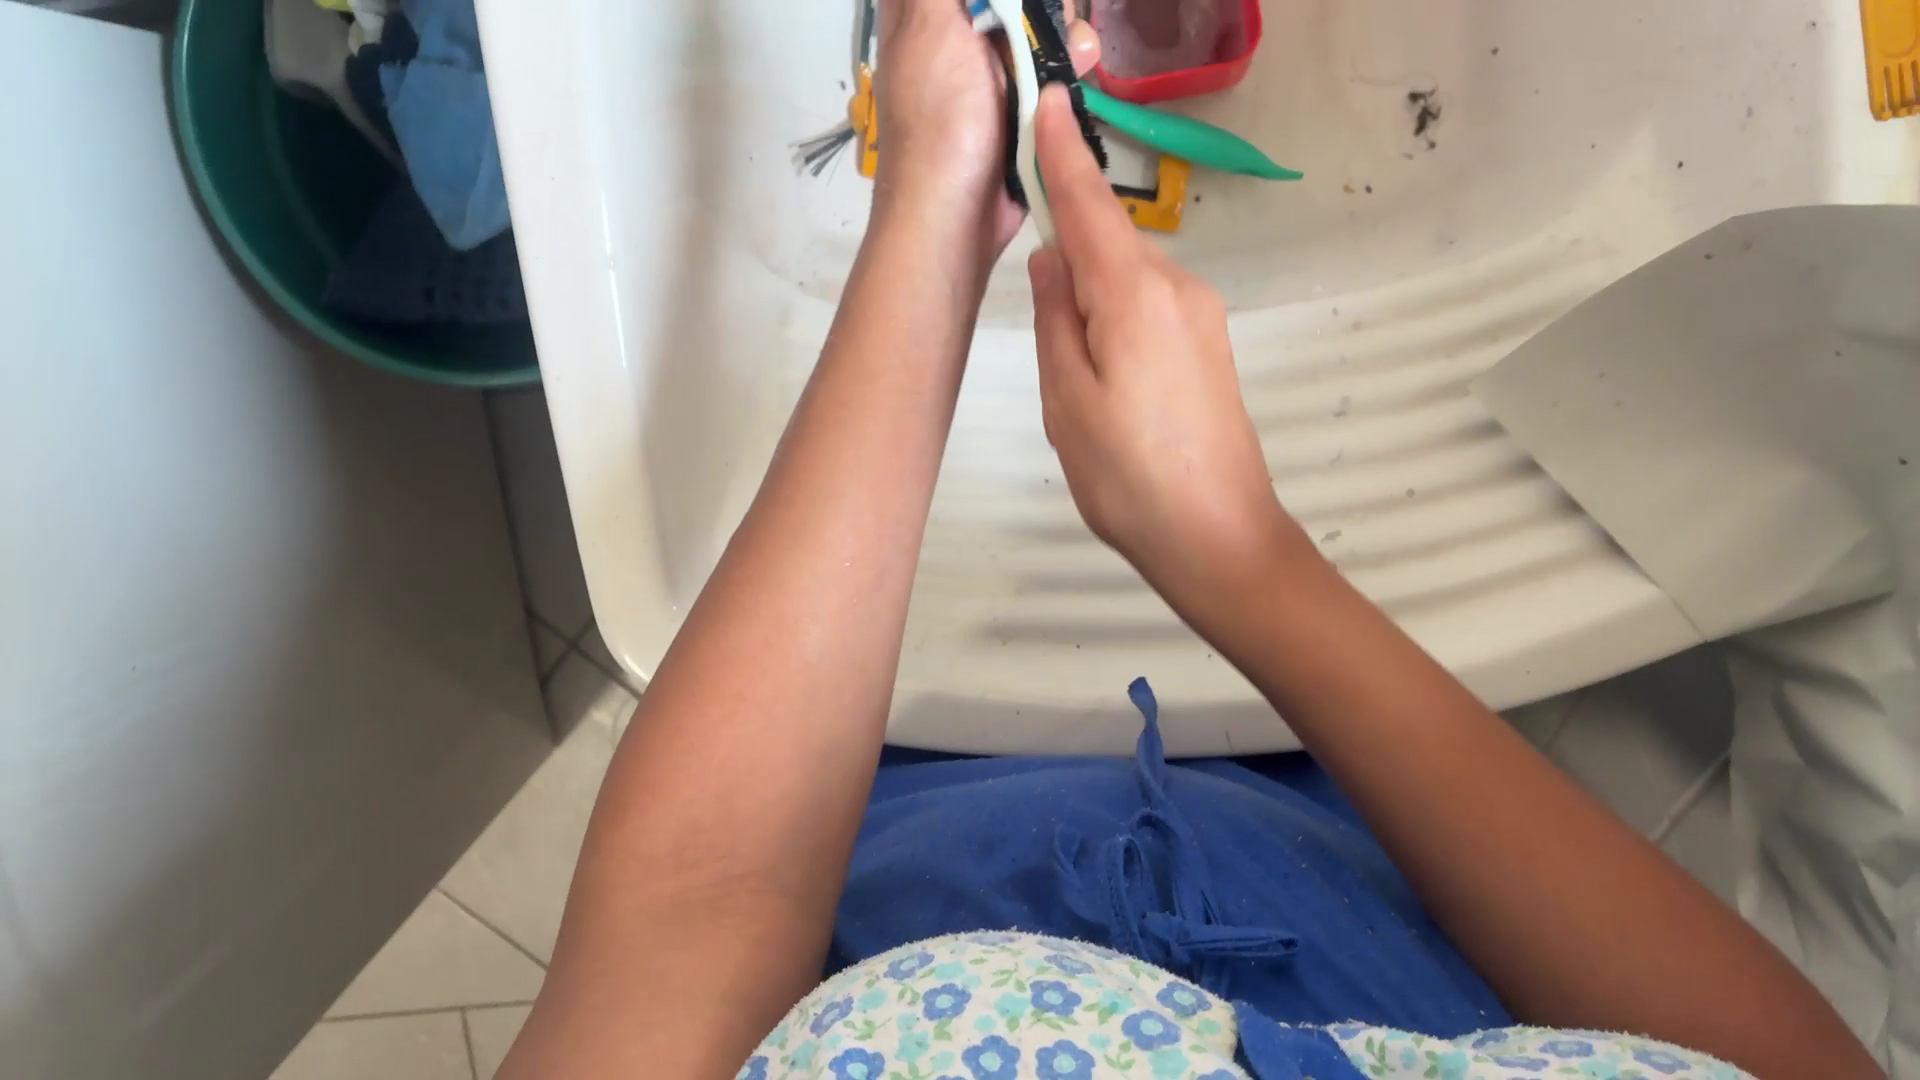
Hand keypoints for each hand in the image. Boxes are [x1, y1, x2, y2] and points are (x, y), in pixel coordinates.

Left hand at [872, 0, 1098, 253]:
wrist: (954, 218)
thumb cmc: (938, 118)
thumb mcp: (931, 22)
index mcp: (920, 13)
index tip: (1014, 0)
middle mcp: (952, 41)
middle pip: (1006, 0)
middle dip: (1040, 3)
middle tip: (1055, 13)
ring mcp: (986, 81)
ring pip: (1035, 30)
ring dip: (1064, 30)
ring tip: (1080, 47)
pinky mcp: (1015, 116)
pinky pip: (1049, 74)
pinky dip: (1068, 69)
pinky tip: (1082, 67)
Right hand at [1026, 86, 1309, 600]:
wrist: (1219, 538)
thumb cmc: (1129, 478)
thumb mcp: (1067, 402)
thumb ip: (1055, 321)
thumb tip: (1053, 260)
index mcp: (1135, 296)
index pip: (1090, 206)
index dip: (1062, 156)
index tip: (1047, 104)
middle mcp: (1178, 290)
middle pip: (1110, 244)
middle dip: (1068, 256)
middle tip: (1036, 321)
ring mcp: (1201, 318)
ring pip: (1128, 281)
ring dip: (1090, 300)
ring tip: (1074, 377)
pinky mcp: (1209, 348)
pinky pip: (1149, 309)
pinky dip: (1116, 319)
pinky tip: (1105, 375)